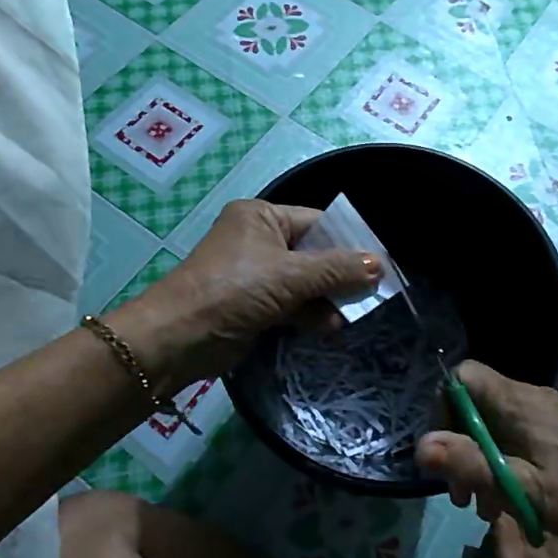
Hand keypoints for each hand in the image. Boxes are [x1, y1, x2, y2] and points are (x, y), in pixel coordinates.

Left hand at [110, 200, 379, 389]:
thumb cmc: (233, 291)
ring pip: (307, 282)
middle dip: (341, 275)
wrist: (178, 340)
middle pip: (315, 253)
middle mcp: (259, 240)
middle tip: (372, 291)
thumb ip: (337, 270)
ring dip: (328, 299)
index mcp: (262, 217)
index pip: (318, 222)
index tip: (379, 262)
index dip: (350, 242)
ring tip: (351, 314)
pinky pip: (294, 304)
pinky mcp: (254, 305)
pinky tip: (330, 327)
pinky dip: (311, 315)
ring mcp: (256, 274)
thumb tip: (379, 267)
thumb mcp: (290, 275)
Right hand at [414, 361, 557, 549]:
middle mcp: (531, 397)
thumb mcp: (521, 486)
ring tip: (489, 508)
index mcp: (518, 401)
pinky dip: (506, 464)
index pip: (463, 376)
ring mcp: (548, 413)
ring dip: (484, 463)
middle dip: (461, 447)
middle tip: (463, 496)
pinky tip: (513, 501)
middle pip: (476, 404)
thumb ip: (470, 464)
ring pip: (496, 425)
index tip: (445, 451)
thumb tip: (419, 446)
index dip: (443, 407)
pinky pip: (518, 436)